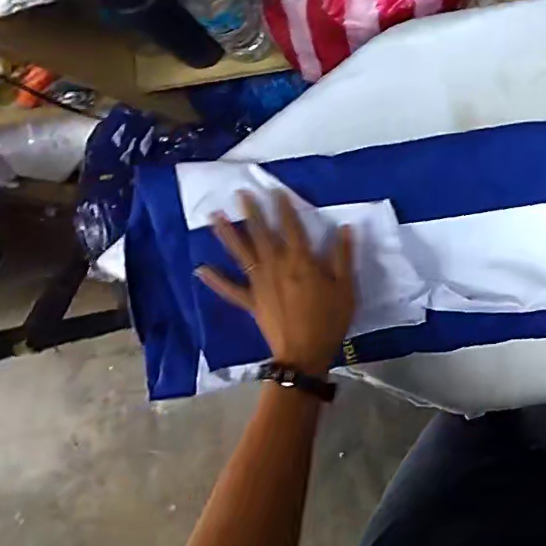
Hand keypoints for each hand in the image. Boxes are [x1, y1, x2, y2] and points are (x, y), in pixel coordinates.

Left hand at [197, 191, 356, 375]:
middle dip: (251, 212)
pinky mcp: (251, 301)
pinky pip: (230, 289)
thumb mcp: (345, 287)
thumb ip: (343, 256)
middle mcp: (276, 266)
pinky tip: (200, 269)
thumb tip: (344, 228)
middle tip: (240, 193)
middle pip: (262, 234)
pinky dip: (215, 280)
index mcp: (301, 260)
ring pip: (242, 253)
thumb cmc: (329, 320)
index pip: (292, 226)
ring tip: (214, 216)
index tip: (275, 190)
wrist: (304, 355)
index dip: (284, 207)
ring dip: (227, 234)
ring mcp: (260, 283)